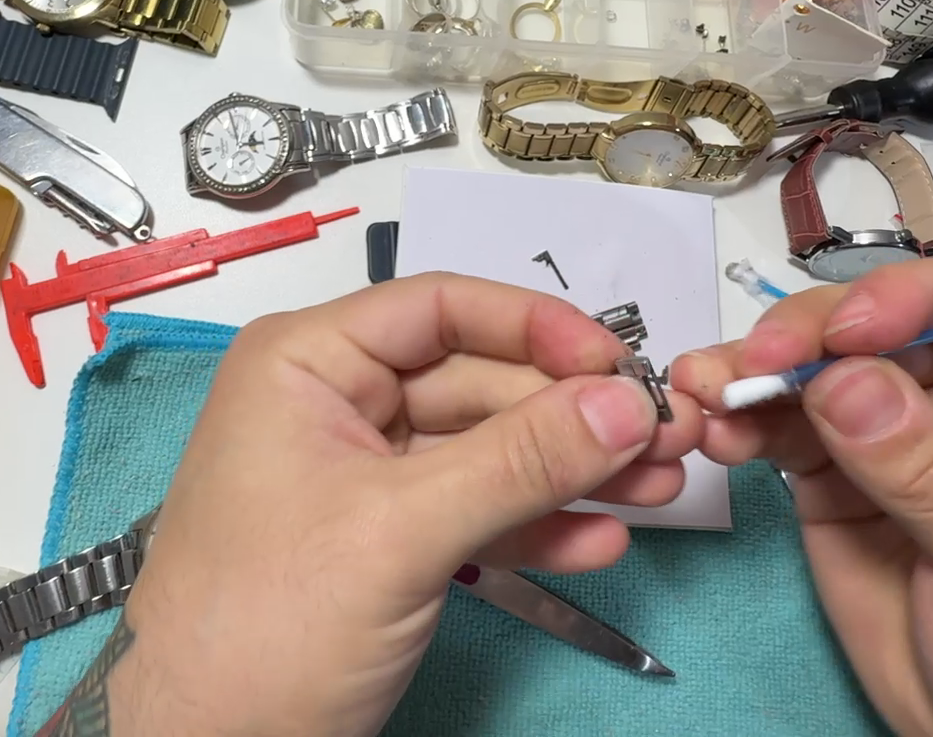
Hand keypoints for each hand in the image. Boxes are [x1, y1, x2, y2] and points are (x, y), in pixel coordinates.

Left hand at [57, 273, 703, 736]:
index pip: (438, 310)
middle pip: (475, 379)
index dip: (532, 326)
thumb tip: (627, 402)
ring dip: (568, 468)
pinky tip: (600, 538)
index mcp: (311, 360)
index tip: (615, 361)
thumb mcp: (400, 530)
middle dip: (567, 412)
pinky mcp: (391, 529)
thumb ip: (519, 461)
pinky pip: (473, 505)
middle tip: (662, 436)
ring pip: (485, 445)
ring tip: (661, 485)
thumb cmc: (270, 622)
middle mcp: (340, 397)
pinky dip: (534, 520)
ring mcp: (368, 465)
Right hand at [670, 256, 932, 736]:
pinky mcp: (829, 473)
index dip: (914, 298)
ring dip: (751, 370)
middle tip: (751, 365)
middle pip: (878, 327)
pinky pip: (775, 424)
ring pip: (813, 368)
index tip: (844, 329)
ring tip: (703, 393)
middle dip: (808, 334)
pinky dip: (736, 418)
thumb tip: (843, 381)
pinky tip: (710, 432)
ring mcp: (890, 434)